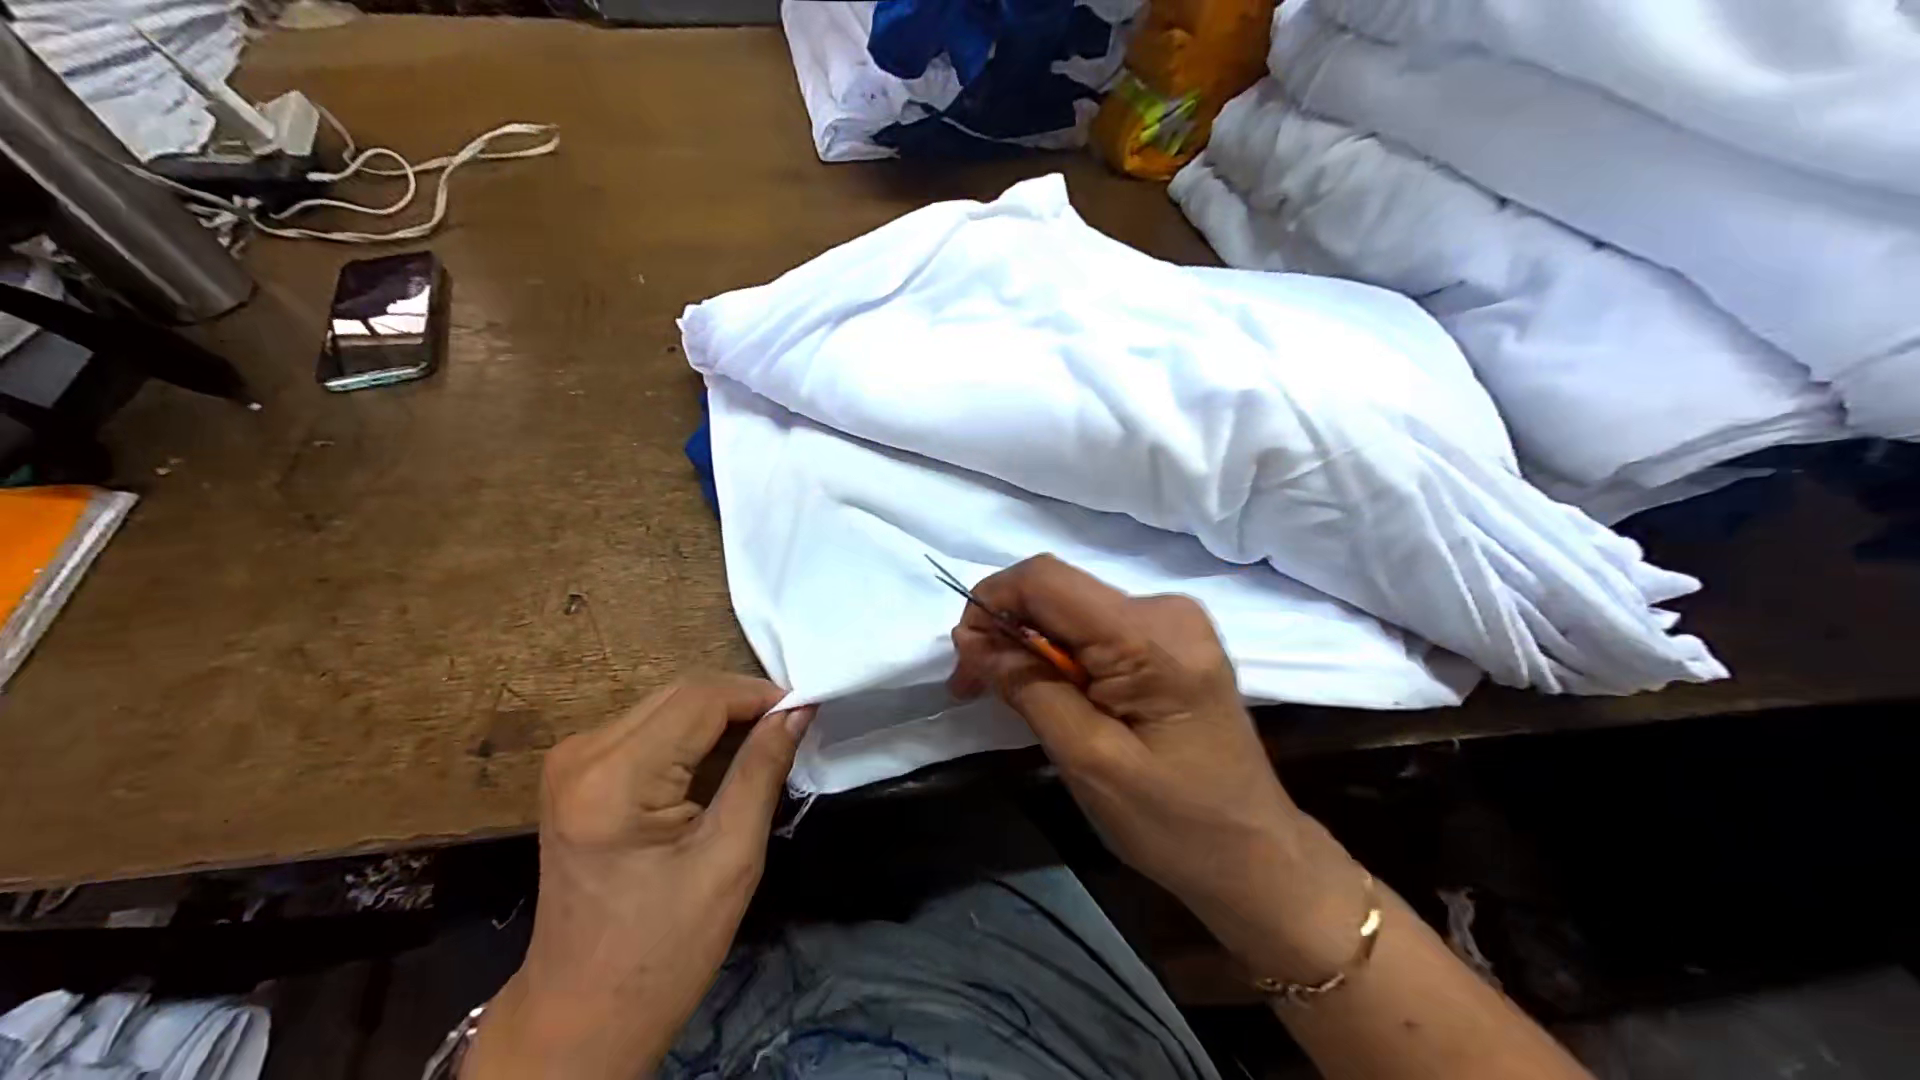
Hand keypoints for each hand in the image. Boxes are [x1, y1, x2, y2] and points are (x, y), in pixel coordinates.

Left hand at [465, 676, 812, 1079]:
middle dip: (742, 702)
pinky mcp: (576, 772)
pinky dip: (694, 732)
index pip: (700, 700)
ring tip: (765, 740)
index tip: (805, 709)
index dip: (759, 695)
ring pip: (667, 704)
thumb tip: (797, 710)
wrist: (583, 1012)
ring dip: (720, 715)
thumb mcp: (731, 858)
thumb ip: (763, 770)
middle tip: (791, 725)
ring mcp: (571, 760)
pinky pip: (649, 726)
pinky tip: (724, 756)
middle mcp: (581, 754)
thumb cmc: (665, 949)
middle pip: (681, 694)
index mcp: (613, 779)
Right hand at [950, 556, 1367, 980]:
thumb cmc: (1174, 822)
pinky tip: (1055, 694)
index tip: (966, 658)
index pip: (1046, 579)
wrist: (1255, 856)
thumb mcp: (1087, 759)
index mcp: (1151, 636)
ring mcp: (1175, 622)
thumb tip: (971, 636)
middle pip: (1058, 592)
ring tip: (1012, 698)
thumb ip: (1027, 687)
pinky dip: (1062, 655)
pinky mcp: (1173, 641)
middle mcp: (1165, 609)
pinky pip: (1097, 628)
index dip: (992, 603)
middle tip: (974, 687)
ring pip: (1072, 610)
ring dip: (1032, 647)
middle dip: (1007, 631)